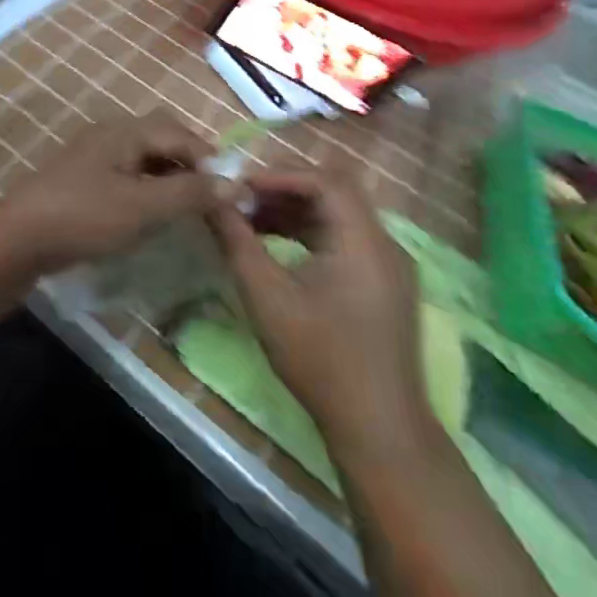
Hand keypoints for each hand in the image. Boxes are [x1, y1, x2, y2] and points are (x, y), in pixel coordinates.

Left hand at [0, 113, 217, 273]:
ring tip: (189, 210)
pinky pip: (127, 174)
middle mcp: (108, 134)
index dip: (212, 160)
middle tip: (211, 200)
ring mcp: (93, 156)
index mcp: (123, 131)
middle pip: (163, 139)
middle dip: (191, 166)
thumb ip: (190, 192)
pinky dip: (148, 188)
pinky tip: (155, 213)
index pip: (181, 133)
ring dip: (170, 178)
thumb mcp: (143, 207)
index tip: (232, 195)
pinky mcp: (83, 179)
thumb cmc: (84, 216)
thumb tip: (236, 183)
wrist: (20, 237)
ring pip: (144, 158)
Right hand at [206, 169, 429, 452]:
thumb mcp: (265, 293)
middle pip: (332, 192)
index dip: (277, 174)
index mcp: (364, 242)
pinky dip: (303, 232)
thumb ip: (236, 239)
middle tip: (235, 198)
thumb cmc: (318, 354)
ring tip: (243, 219)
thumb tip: (211, 198)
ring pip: (334, 215)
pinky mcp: (379, 284)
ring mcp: (385, 265)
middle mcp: (384, 245)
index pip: (325, 180)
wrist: (375, 422)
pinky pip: (339, 239)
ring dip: (289, 210)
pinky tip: (269, 244)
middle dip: (280, 189)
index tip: (235, 185)